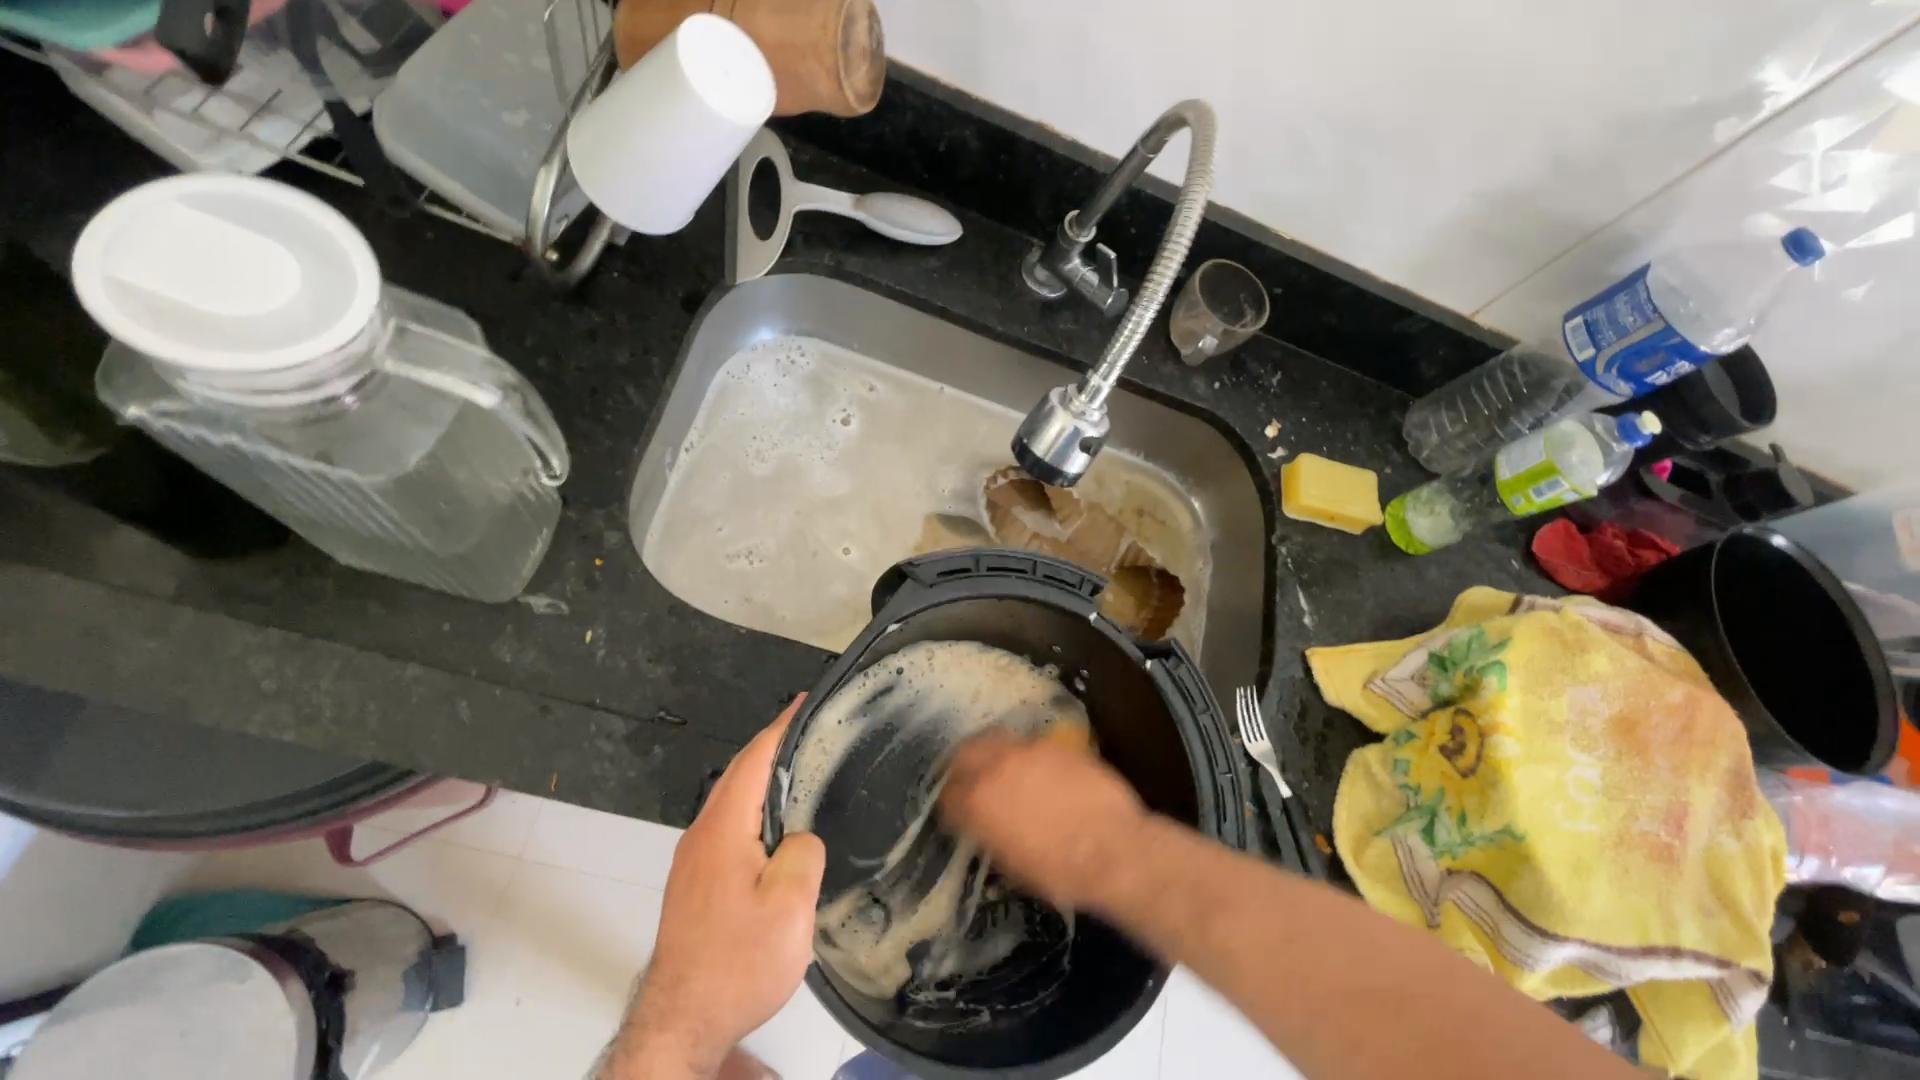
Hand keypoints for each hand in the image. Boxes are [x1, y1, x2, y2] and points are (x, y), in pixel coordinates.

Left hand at [609, 699, 825, 1079]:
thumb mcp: (789, 907)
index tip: (806, 701)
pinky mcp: (695, 884)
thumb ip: (802, 853)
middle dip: (773, 747)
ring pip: (732, 802)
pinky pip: (729, 827)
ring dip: (763, 779)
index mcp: (724, 829)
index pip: (754, 760)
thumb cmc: (738, 962)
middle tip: (812, 731)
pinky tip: (778, 826)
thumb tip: (799, 838)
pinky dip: (755, 809)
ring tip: (801, 770)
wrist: (681, 1020)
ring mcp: (694, 861)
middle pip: (738, 775)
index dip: (781, 727)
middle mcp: (702, 836)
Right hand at [939, 732, 1148, 910]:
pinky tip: (1039, 771)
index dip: (949, 802)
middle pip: (964, 752)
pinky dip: (1026, 756)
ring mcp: (1028, 750)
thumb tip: (983, 826)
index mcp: (977, 801)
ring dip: (992, 753)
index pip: (947, 793)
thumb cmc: (1059, 871)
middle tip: (969, 777)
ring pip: (996, 739)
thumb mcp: (1011, 865)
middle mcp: (996, 766)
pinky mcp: (1057, 744)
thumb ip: (988, 835)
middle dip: (962, 765)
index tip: (956, 810)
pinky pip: (1031, 744)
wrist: (1113, 849)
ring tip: (1003, 769)